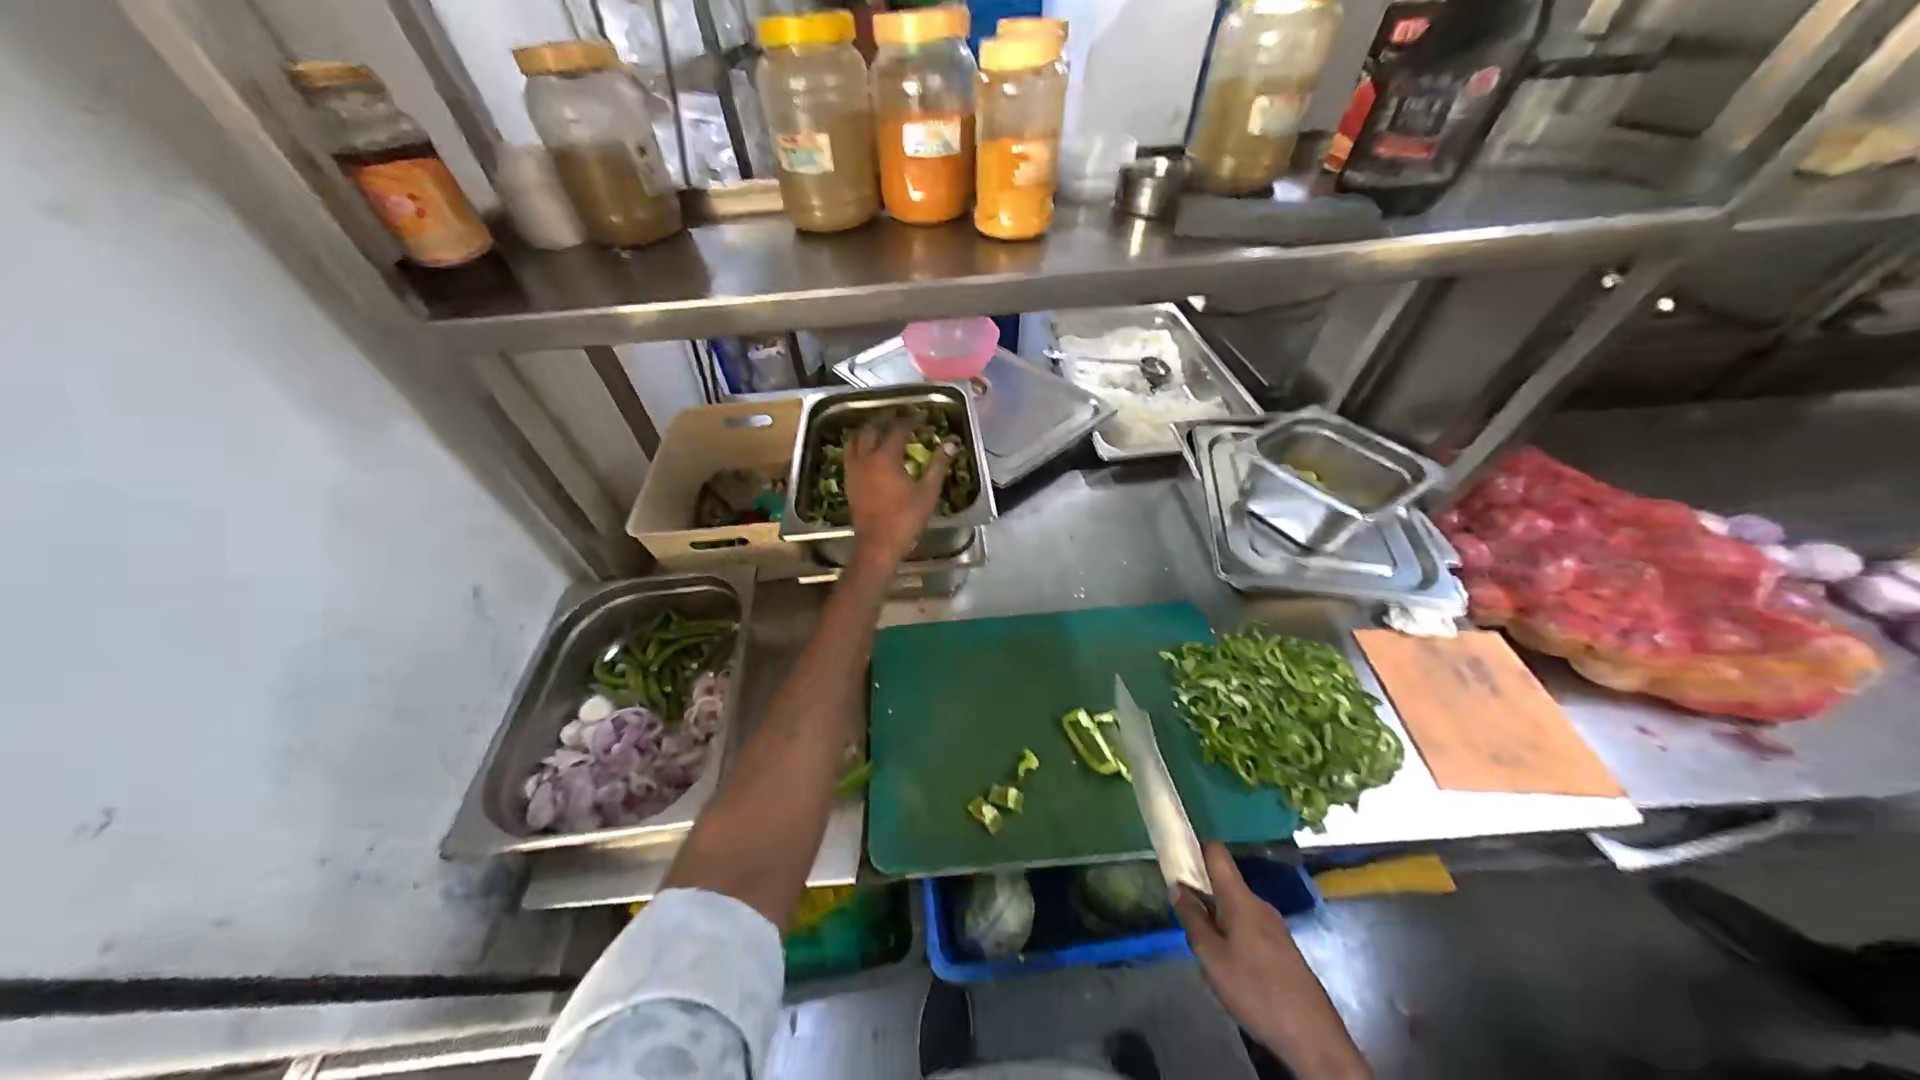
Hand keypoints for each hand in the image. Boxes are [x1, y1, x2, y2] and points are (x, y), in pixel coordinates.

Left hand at [842, 419, 954, 573]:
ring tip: (882, 431)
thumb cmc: (905, 520)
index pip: (898, 429)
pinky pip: (849, 454)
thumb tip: (951, 444)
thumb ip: (939, 465)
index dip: (912, 421)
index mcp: (885, 457)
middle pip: (872, 428)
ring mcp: (853, 469)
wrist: (878, 545)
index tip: (923, 419)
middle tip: (902, 420)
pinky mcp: (848, 481)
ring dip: (869, 430)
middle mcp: (865, 458)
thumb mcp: (928, 492)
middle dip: (887, 420)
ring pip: (855, 439)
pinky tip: (870, 452)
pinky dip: (859, 445)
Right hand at [1174, 844, 1371, 1079]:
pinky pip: (1248, 929)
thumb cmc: (1256, 991)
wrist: (1314, 1037)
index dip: (1194, 849)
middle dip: (1201, 896)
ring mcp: (1274, 927)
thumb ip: (1192, 919)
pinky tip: (1229, 970)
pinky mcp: (1282, 949)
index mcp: (1241, 899)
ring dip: (1215, 921)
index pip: (1216, 854)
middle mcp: (1259, 905)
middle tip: (1184, 922)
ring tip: (1205, 953)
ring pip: (1235, 910)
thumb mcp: (1212, 957)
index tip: (1174, 860)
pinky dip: (1232, 937)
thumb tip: (1178, 887)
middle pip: (1224, 884)